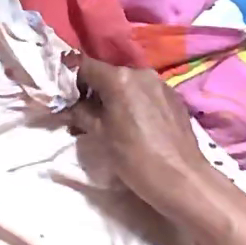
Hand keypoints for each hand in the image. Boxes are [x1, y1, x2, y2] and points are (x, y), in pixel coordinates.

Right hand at [70, 56, 212, 208]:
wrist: (182, 179)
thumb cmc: (135, 158)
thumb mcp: (101, 135)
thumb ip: (81, 112)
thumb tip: (67, 105)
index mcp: (118, 78)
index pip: (85, 65)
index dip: (70, 77)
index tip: (63, 93)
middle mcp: (140, 72)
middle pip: (108, 74)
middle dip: (94, 90)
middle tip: (85, 113)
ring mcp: (160, 83)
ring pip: (128, 83)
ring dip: (115, 97)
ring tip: (111, 121)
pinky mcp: (174, 97)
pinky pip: (146, 92)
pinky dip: (135, 102)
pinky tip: (135, 124)